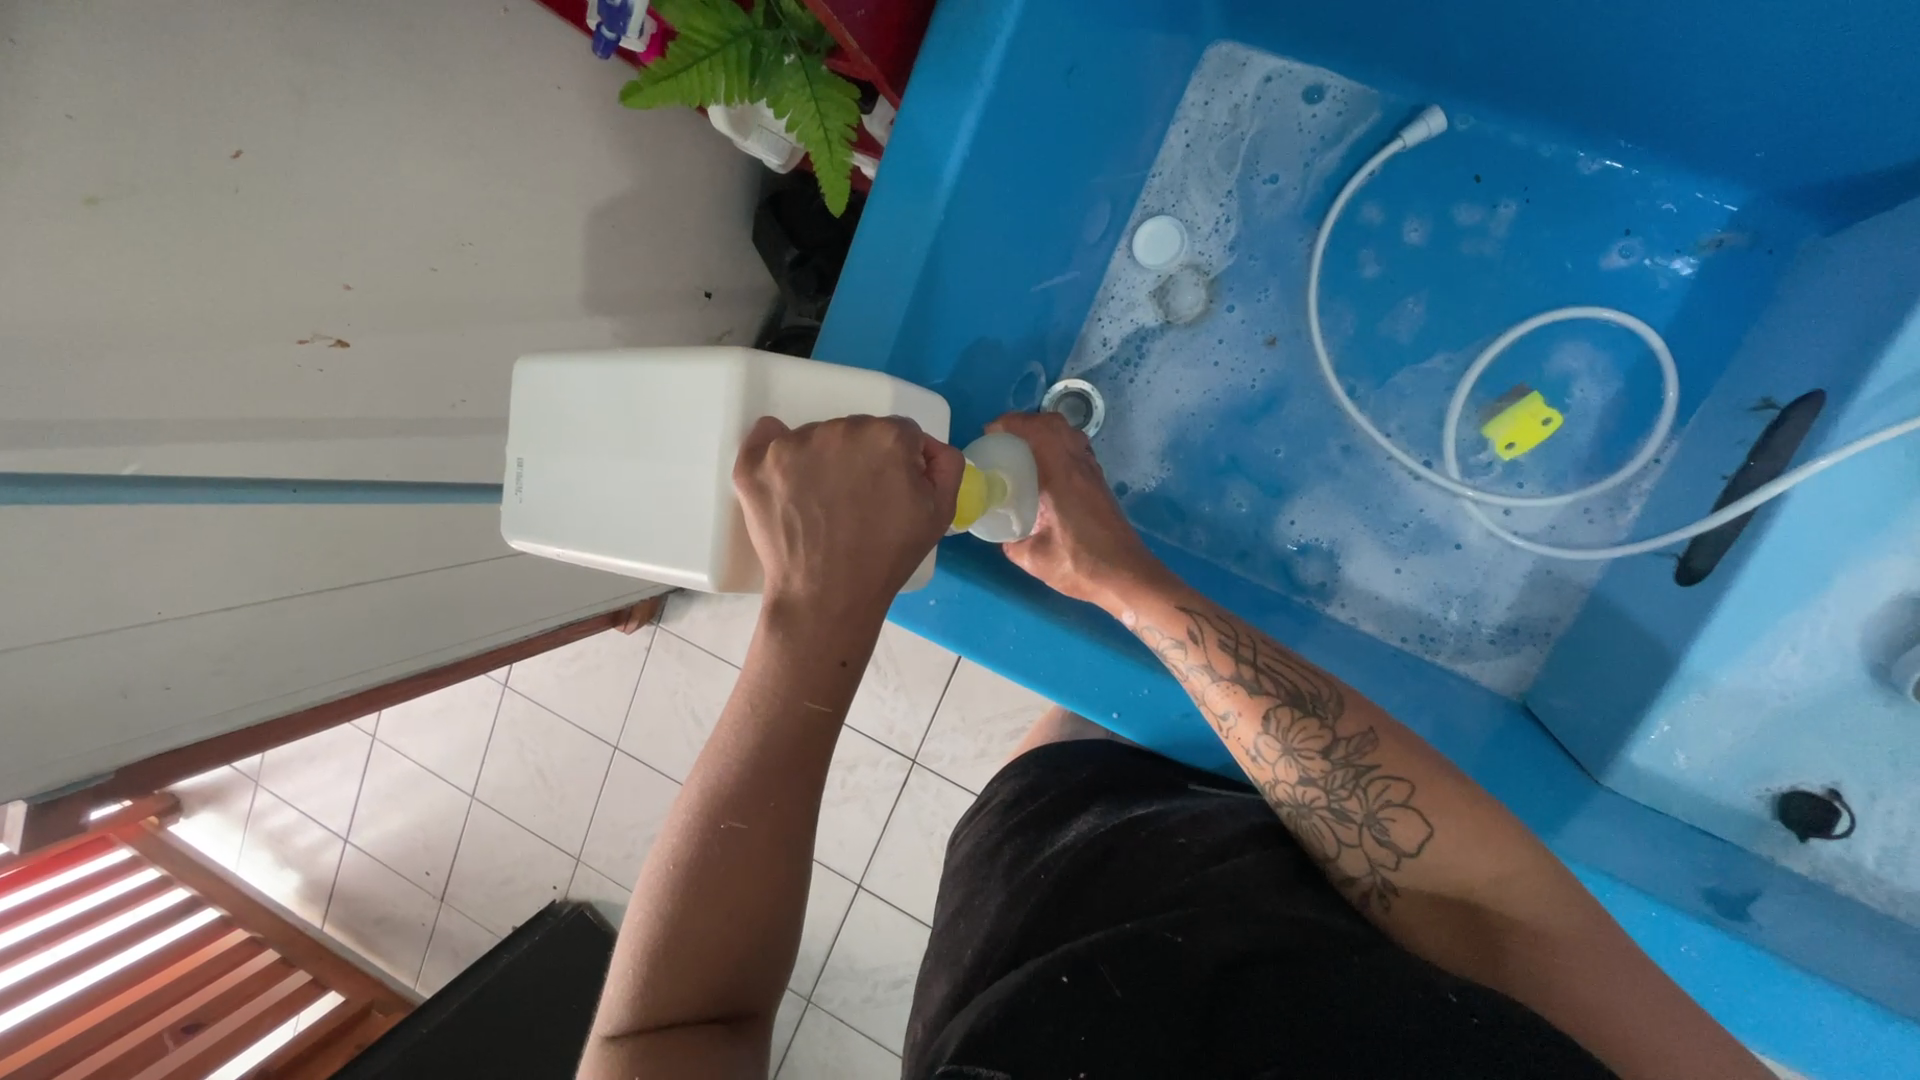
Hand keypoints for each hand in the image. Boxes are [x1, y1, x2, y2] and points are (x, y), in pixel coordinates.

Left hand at [733, 415, 964, 619]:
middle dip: (863, 458)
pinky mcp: (756, 462)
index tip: (891, 493)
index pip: (901, 434)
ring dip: (823, 459)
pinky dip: (776, 452)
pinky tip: (786, 479)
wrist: (827, 597)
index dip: (901, 463)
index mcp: (888, 437)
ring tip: (823, 506)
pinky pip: (766, 435)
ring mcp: (792, 444)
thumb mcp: (941, 514)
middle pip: (857, 431)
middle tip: (858, 503)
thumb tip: (927, 447)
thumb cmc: (887, 558)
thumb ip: (946, 465)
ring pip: (816, 436)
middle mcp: (839, 429)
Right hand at [987, 412, 1169, 610]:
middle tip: (1004, 438)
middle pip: (1055, 424)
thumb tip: (1003, 532)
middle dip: (1026, 422)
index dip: (1011, 423)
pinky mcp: (1100, 486)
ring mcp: (1094, 475)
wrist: (1127, 577)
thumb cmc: (1081, 565)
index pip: (1038, 430)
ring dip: (1045, 432)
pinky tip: (1045, 471)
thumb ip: (1011, 541)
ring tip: (1023, 450)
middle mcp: (1080, 467)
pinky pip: (1078, 451)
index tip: (990, 432)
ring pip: (1070, 434)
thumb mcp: (1033, 558)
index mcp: (1062, 476)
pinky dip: (1058, 447)